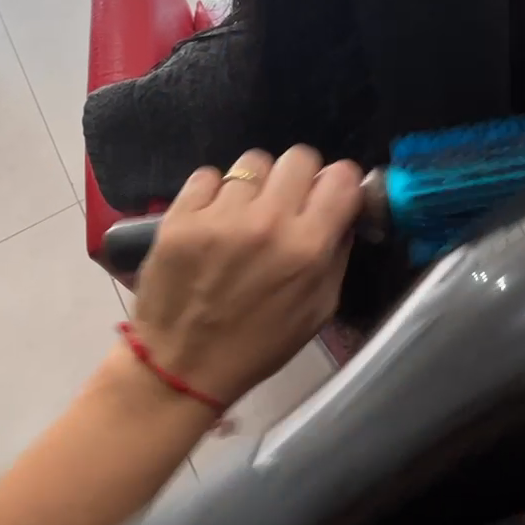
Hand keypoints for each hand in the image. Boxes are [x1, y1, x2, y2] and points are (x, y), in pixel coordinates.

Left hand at [131, 146, 362, 406]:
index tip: (330, 195)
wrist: (180, 367)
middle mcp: (268, 222)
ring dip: (255, 185)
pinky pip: (208, 175)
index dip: (340, 182)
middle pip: (299, 156)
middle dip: (300, 177)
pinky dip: (213, 193)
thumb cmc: (258, 344)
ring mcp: (221, 216)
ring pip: (253, 162)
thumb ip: (337, 253)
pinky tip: (212, 220)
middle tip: (287, 202)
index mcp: (308, 248)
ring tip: (244, 213)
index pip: (342, 176)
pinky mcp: (181, 215)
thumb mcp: (319, 310)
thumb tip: (344, 210)